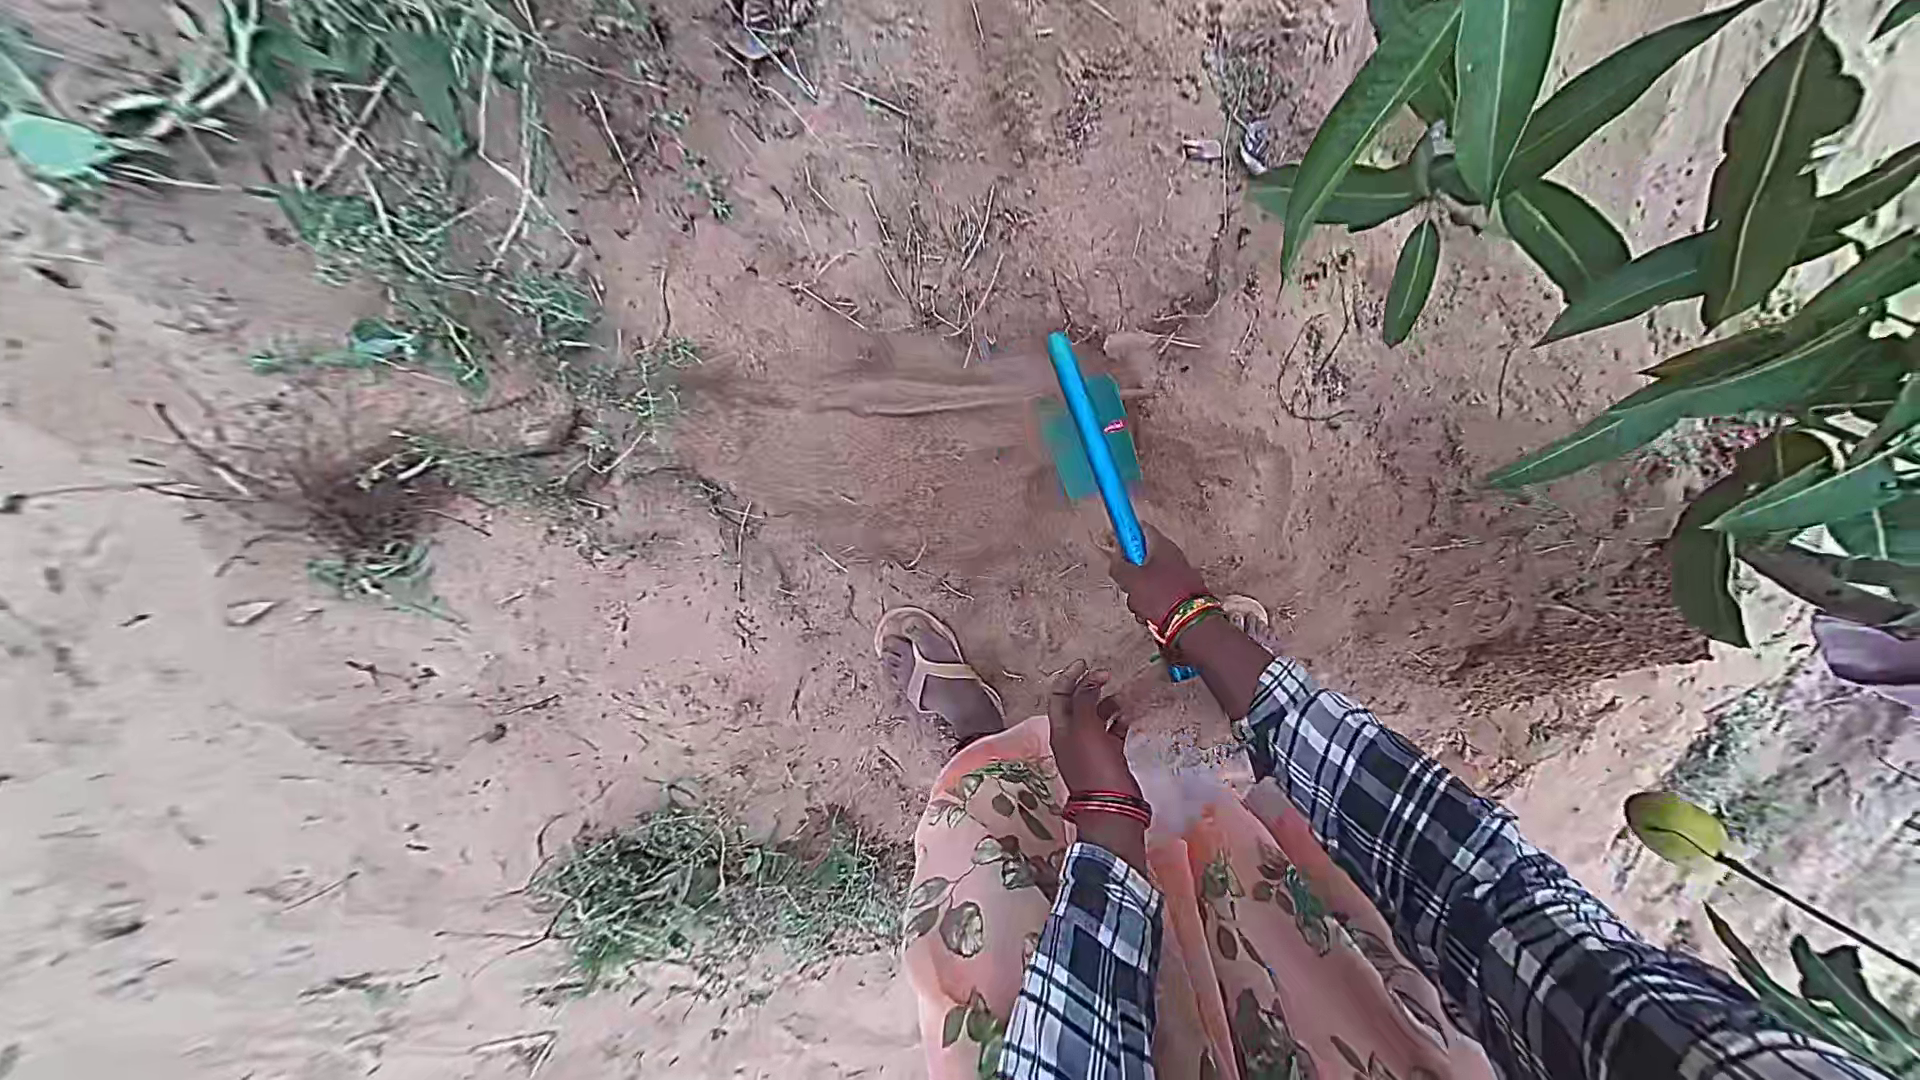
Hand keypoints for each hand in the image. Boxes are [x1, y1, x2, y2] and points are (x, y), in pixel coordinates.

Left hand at [1046, 660, 1139, 798]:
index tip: (1084, 664)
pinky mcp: (1108, 756)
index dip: (1070, 677)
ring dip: (1107, 704)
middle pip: (1077, 704)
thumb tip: (1089, 680)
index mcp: (1060, 729)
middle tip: (1106, 676)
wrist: (1112, 807)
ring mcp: (1090, 747)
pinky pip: (1112, 732)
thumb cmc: (1094, 766)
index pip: (1059, 695)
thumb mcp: (1085, 727)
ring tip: (1121, 697)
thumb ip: (1084, 700)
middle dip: (1090, 687)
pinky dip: (1119, 722)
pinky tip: (1128, 716)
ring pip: (1096, 717)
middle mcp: (1072, 736)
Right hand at [1106, 522, 1208, 627]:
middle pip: (1142, 557)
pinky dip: (1150, 604)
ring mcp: (1178, 577)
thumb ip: (1119, 566)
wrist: (1191, 625)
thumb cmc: (1161, 596)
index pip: (1141, 528)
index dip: (1126, 535)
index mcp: (1162, 546)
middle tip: (1127, 583)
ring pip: (1148, 580)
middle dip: (1130, 572)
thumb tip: (1116, 558)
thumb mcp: (1130, 579)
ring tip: (1140, 605)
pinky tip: (1149, 615)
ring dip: (1138, 593)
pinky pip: (1158, 595)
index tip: (1116, 548)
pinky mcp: (1181, 595)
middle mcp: (1173, 558)